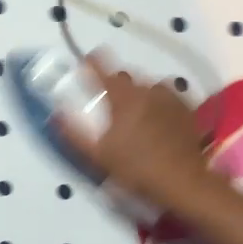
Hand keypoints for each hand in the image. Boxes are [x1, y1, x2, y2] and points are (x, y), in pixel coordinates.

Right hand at [51, 52, 224, 210]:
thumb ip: (74, 132)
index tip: (86, 60)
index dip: (92, 63)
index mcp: (123, 98)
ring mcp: (170, 98)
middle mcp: (147, 90)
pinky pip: (169, 98)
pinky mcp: (187, 109)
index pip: (103, 69)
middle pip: (127, 78)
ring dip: (141, 95)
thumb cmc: (136, 170)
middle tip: (112, 107)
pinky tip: (159, 121)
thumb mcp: (99, 156)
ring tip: (138, 115)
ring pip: (150, 87)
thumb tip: (55, 113)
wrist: (182, 182)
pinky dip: (160, 104)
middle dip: (117, 86)